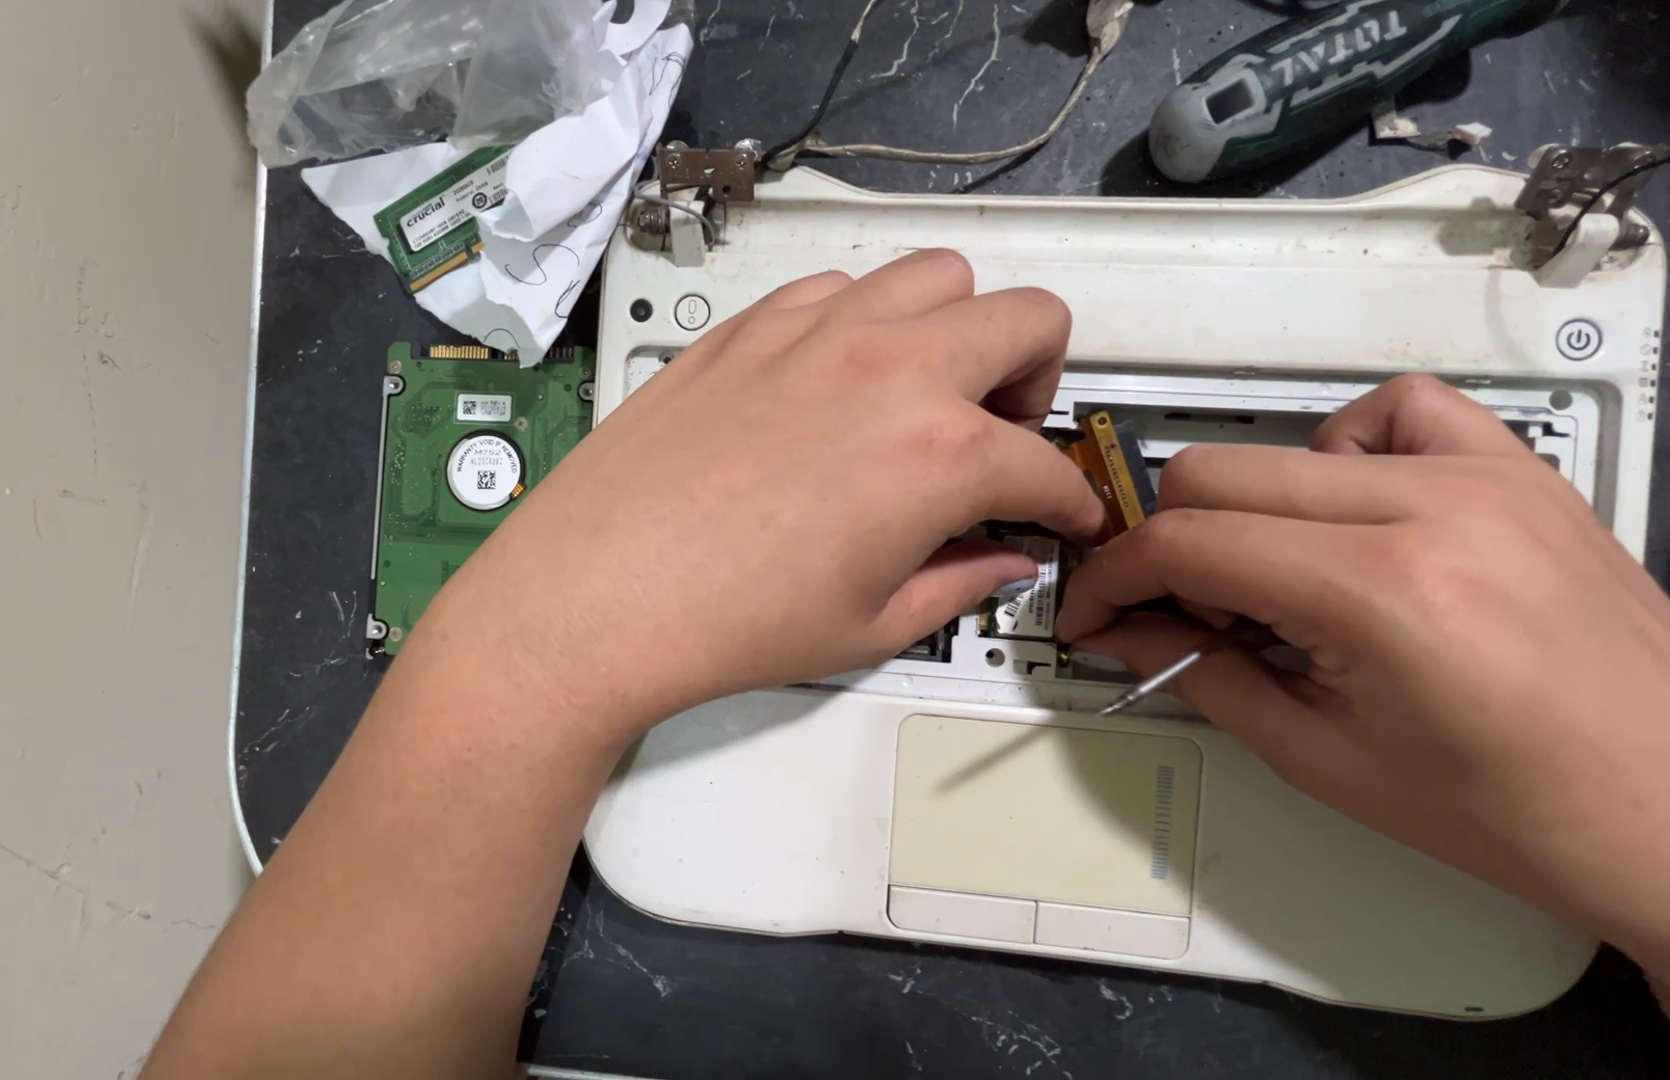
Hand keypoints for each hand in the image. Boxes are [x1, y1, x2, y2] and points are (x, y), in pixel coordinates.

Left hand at [414, 249, 1105, 744]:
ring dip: (957, 329)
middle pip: (1029, 318)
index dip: (1070, 501)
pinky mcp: (749, 327)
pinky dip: (864, 321)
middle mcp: (888, 366)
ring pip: (936, 277)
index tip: (1064, 516)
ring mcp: (814, 332)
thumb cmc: (729, 623)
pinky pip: (838, 288)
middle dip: (1040, 378)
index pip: (1048, 465)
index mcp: (936, 451)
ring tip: (925, 392)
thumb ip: (961, 580)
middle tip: (1003, 435)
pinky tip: (838, 378)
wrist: (600, 593)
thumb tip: (1005, 558)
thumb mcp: (870, 624)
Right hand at [1055, 374, 1669, 980]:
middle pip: (1209, 474)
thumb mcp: (1315, 755)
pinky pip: (1390, 412)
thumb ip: (1194, 671)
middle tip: (1181, 611)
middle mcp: (1430, 509)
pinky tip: (1345, 514)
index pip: (1181, 542)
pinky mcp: (1520, 470)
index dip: (1110, 577)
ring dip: (1238, 512)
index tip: (1091, 613)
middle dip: (1162, 545)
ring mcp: (1483, 476)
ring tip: (1272, 582)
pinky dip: (1336, 453)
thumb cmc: (1508, 812)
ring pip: (1277, 444)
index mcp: (1380, 593)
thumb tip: (1113, 629)